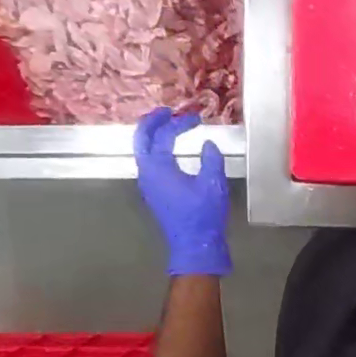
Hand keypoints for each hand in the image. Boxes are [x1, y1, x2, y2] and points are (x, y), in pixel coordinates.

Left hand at [134, 108, 230, 276]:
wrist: (195, 245)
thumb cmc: (204, 214)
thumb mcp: (214, 183)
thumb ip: (211, 158)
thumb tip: (207, 144)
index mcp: (159, 167)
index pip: (166, 135)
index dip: (181, 123)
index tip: (197, 118)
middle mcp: (147, 172)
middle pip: (141, 138)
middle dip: (153, 121)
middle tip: (167, 111)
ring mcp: (148, 184)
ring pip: (142, 151)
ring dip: (153, 135)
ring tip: (168, 126)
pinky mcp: (154, 192)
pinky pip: (148, 162)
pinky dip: (156, 149)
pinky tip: (170, 150)